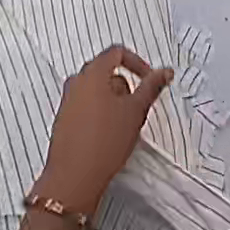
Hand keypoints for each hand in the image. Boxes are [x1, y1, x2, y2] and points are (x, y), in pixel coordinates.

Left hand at [33, 46, 172, 216]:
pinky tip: (109, 134)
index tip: (149, 78)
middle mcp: (76, 82)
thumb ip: (152, 86)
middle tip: (136, 106)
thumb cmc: (104, 142)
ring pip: (96, 89)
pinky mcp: (64, 118)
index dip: (137, 63)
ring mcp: (67, 100)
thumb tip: (165, 71)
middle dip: (126, 85)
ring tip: (124, 123)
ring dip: (113, 100)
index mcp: (93, 73)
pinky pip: (86, 105)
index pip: (117, 52)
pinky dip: (100, 112)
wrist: (75, 176)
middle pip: (106, 70)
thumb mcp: (136, 111)